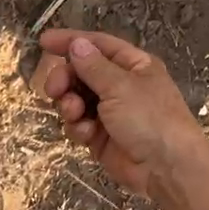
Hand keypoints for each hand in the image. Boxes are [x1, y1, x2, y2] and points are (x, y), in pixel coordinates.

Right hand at [30, 29, 208, 199]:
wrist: (165, 168)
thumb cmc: (150, 119)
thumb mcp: (120, 86)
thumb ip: (93, 66)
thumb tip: (77, 43)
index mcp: (133, 65)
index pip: (97, 45)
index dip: (71, 42)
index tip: (43, 42)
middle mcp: (121, 86)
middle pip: (81, 73)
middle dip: (65, 79)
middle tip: (54, 89)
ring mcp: (110, 113)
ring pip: (76, 100)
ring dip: (70, 105)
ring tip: (74, 113)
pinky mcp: (101, 137)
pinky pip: (79, 125)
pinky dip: (78, 127)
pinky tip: (86, 134)